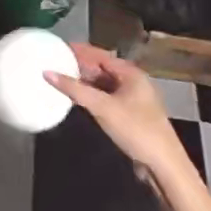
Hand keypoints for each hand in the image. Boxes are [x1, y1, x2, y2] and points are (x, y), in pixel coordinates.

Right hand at [45, 43, 195, 181]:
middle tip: (55, 63)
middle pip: (102, 69)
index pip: (101, 55)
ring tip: (60, 79)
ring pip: (103, 85)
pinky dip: (91, 96)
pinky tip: (76, 99)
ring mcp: (132, 99)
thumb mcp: (102, 107)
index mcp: (132, 74)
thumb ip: (74, 89)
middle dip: (80, 66)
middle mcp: (133, 82)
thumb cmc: (135, 129)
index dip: (80, 51)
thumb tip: (47, 72)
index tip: (59, 47)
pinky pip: (106, 98)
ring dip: (84, 82)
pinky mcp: (129, 115)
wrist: (162, 163)